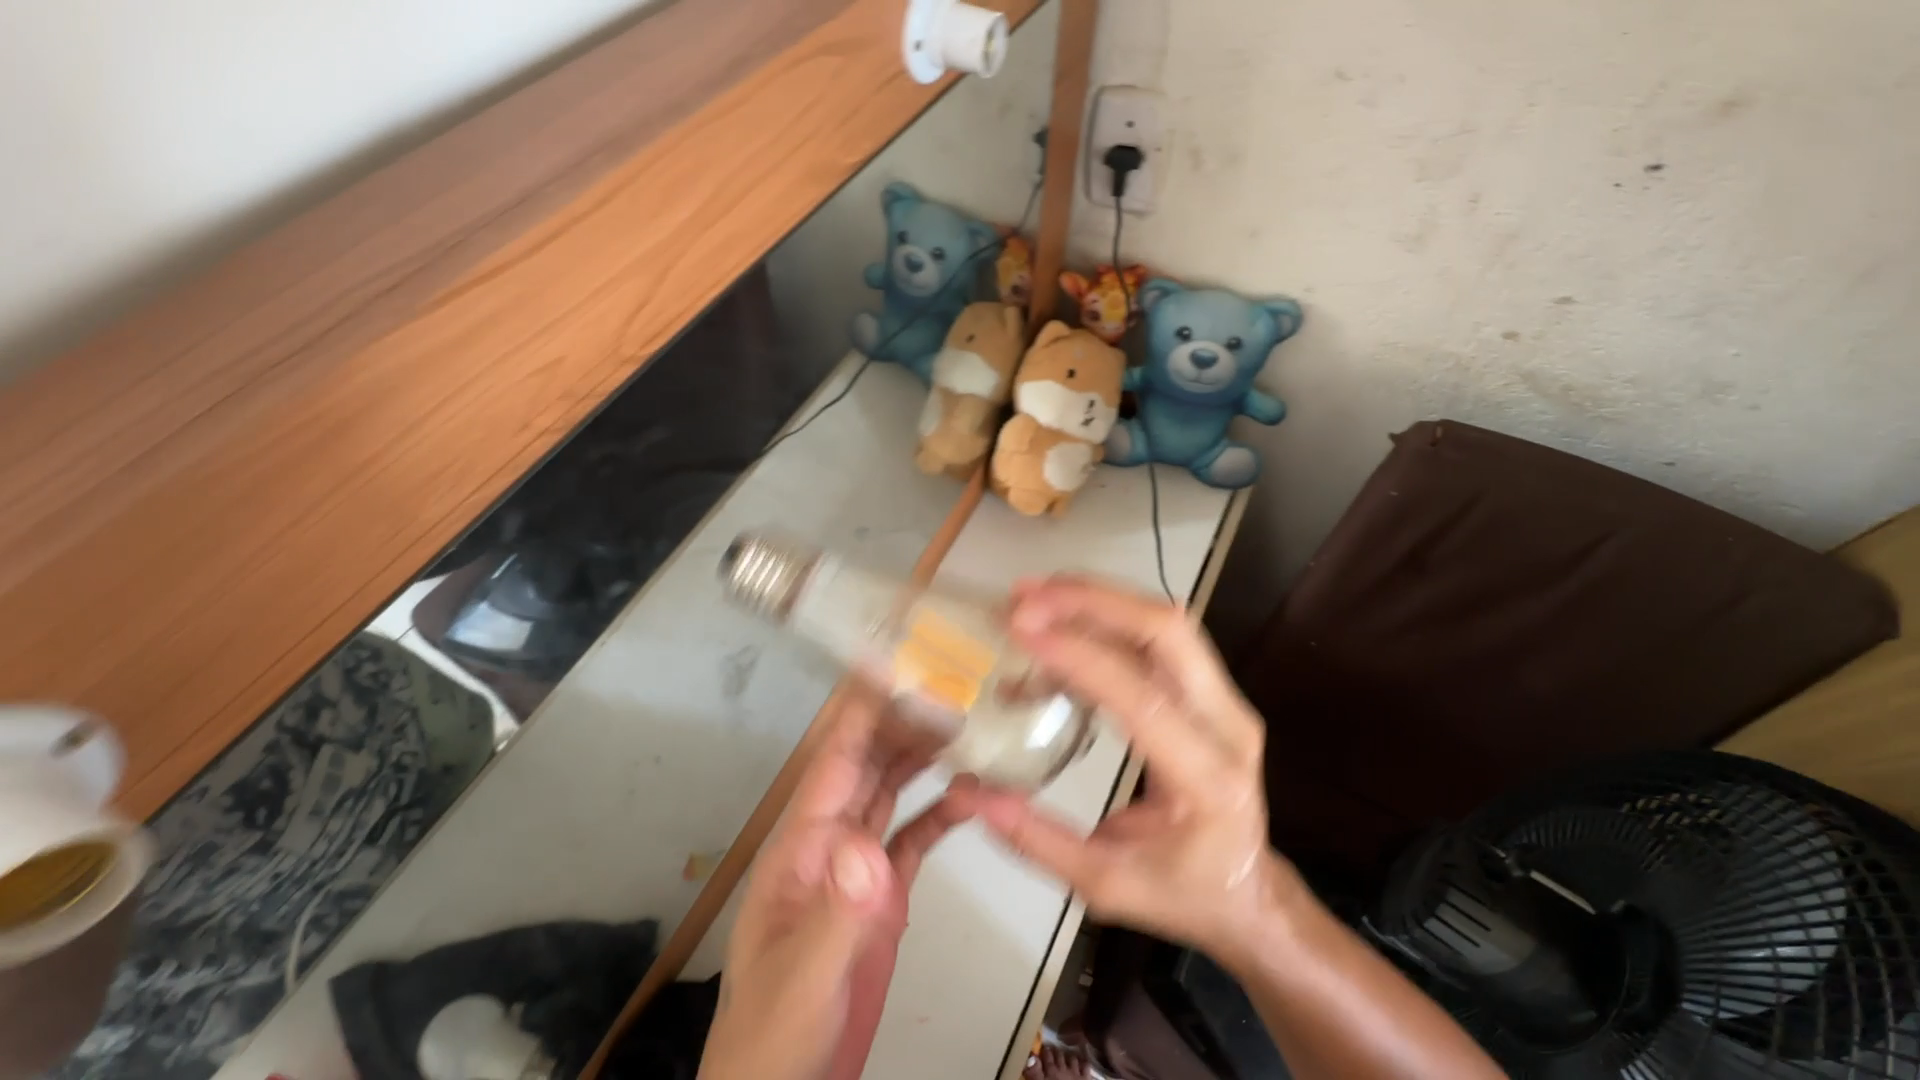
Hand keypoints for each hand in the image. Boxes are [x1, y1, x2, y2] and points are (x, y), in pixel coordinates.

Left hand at [700, 689, 970, 1079]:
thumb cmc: (774, 1037)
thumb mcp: (802, 979)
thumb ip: (833, 916)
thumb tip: (866, 847)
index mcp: (801, 849)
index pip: (834, 763)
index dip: (861, 710)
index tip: (894, 660)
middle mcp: (830, 845)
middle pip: (869, 765)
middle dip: (905, 720)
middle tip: (955, 683)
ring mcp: (857, 871)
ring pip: (891, 793)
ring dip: (924, 757)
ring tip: (969, 722)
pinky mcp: (883, 898)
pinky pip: (913, 840)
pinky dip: (940, 815)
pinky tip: (971, 796)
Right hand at [956, 578, 1301, 961]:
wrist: (1247, 891)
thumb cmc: (1181, 893)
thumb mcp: (1105, 886)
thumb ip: (1037, 840)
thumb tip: (966, 791)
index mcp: (1208, 780)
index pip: (1143, 699)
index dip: (1080, 657)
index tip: (1020, 630)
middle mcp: (1228, 726)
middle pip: (1169, 633)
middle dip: (1093, 601)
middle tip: (1023, 598)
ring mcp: (1225, 702)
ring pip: (1167, 625)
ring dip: (1098, 601)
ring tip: (1031, 601)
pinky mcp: (1210, 692)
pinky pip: (1159, 641)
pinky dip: (1106, 623)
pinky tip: (1057, 636)